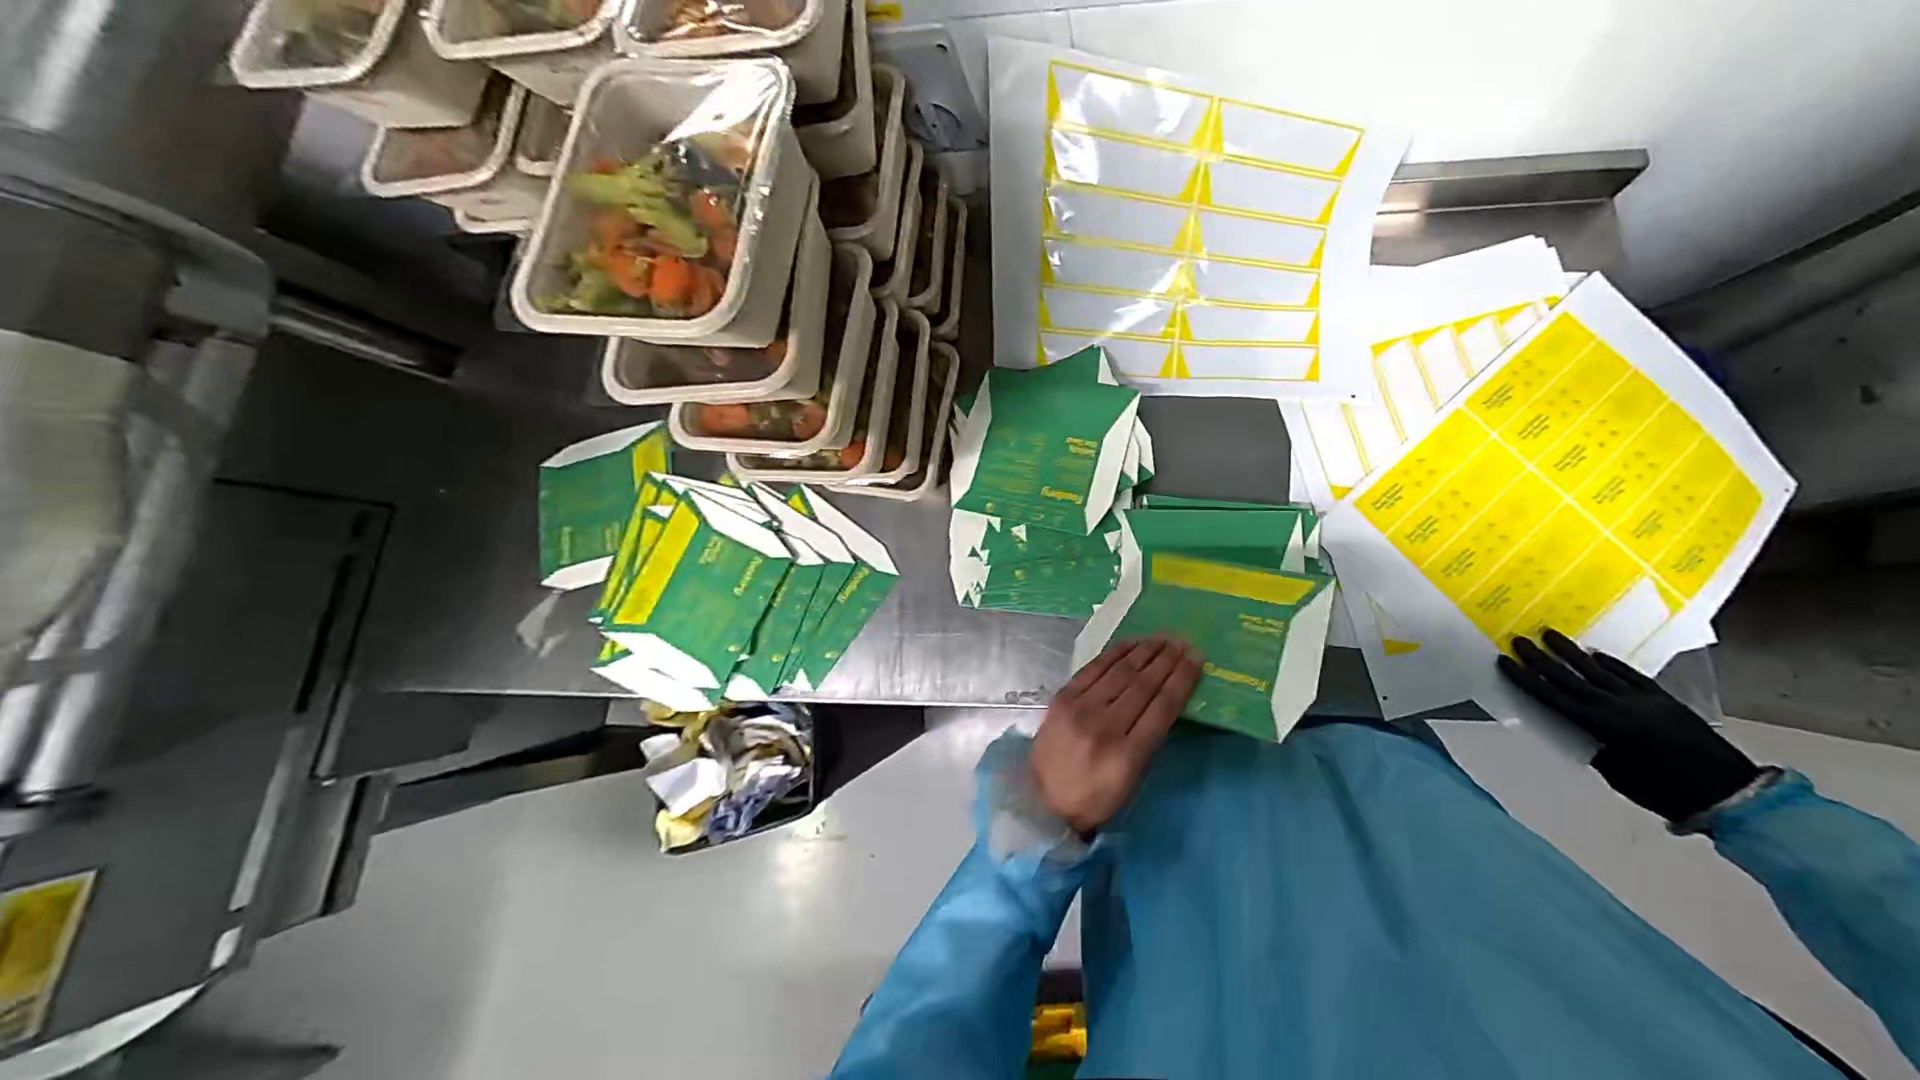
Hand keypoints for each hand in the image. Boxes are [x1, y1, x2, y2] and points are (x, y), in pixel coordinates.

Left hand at [1032, 637, 1203, 834]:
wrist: (1041, 799)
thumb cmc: (1094, 797)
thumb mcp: (1131, 780)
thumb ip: (1148, 740)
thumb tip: (1165, 699)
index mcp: (1127, 754)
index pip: (1162, 707)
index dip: (1182, 679)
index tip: (1197, 659)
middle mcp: (1104, 726)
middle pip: (1143, 684)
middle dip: (1167, 660)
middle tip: (1184, 643)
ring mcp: (1080, 709)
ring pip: (1120, 672)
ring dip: (1145, 652)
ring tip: (1163, 639)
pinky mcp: (1062, 698)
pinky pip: (1093, 669)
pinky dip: (1115, 654)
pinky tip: (1131, 644)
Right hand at [1497, 628, 1759, 822]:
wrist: (1731, 794)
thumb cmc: (1666, 792)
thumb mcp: (1617, 774)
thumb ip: (1594, 747)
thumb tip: (1579, 731)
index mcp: (1601, 726)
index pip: (1552, 695)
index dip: (1526, 678)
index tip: (1505, 660)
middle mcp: (1618, 705)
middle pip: (1570, 676)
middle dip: (1540, 657)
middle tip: (1519, 639)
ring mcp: (1642, 699)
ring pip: (1598, 670)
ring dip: (1571, 652)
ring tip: (1550, 634)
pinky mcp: (1663, 699)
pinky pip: (1629, 675)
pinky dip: (1610, 663)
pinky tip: (1595, 654)